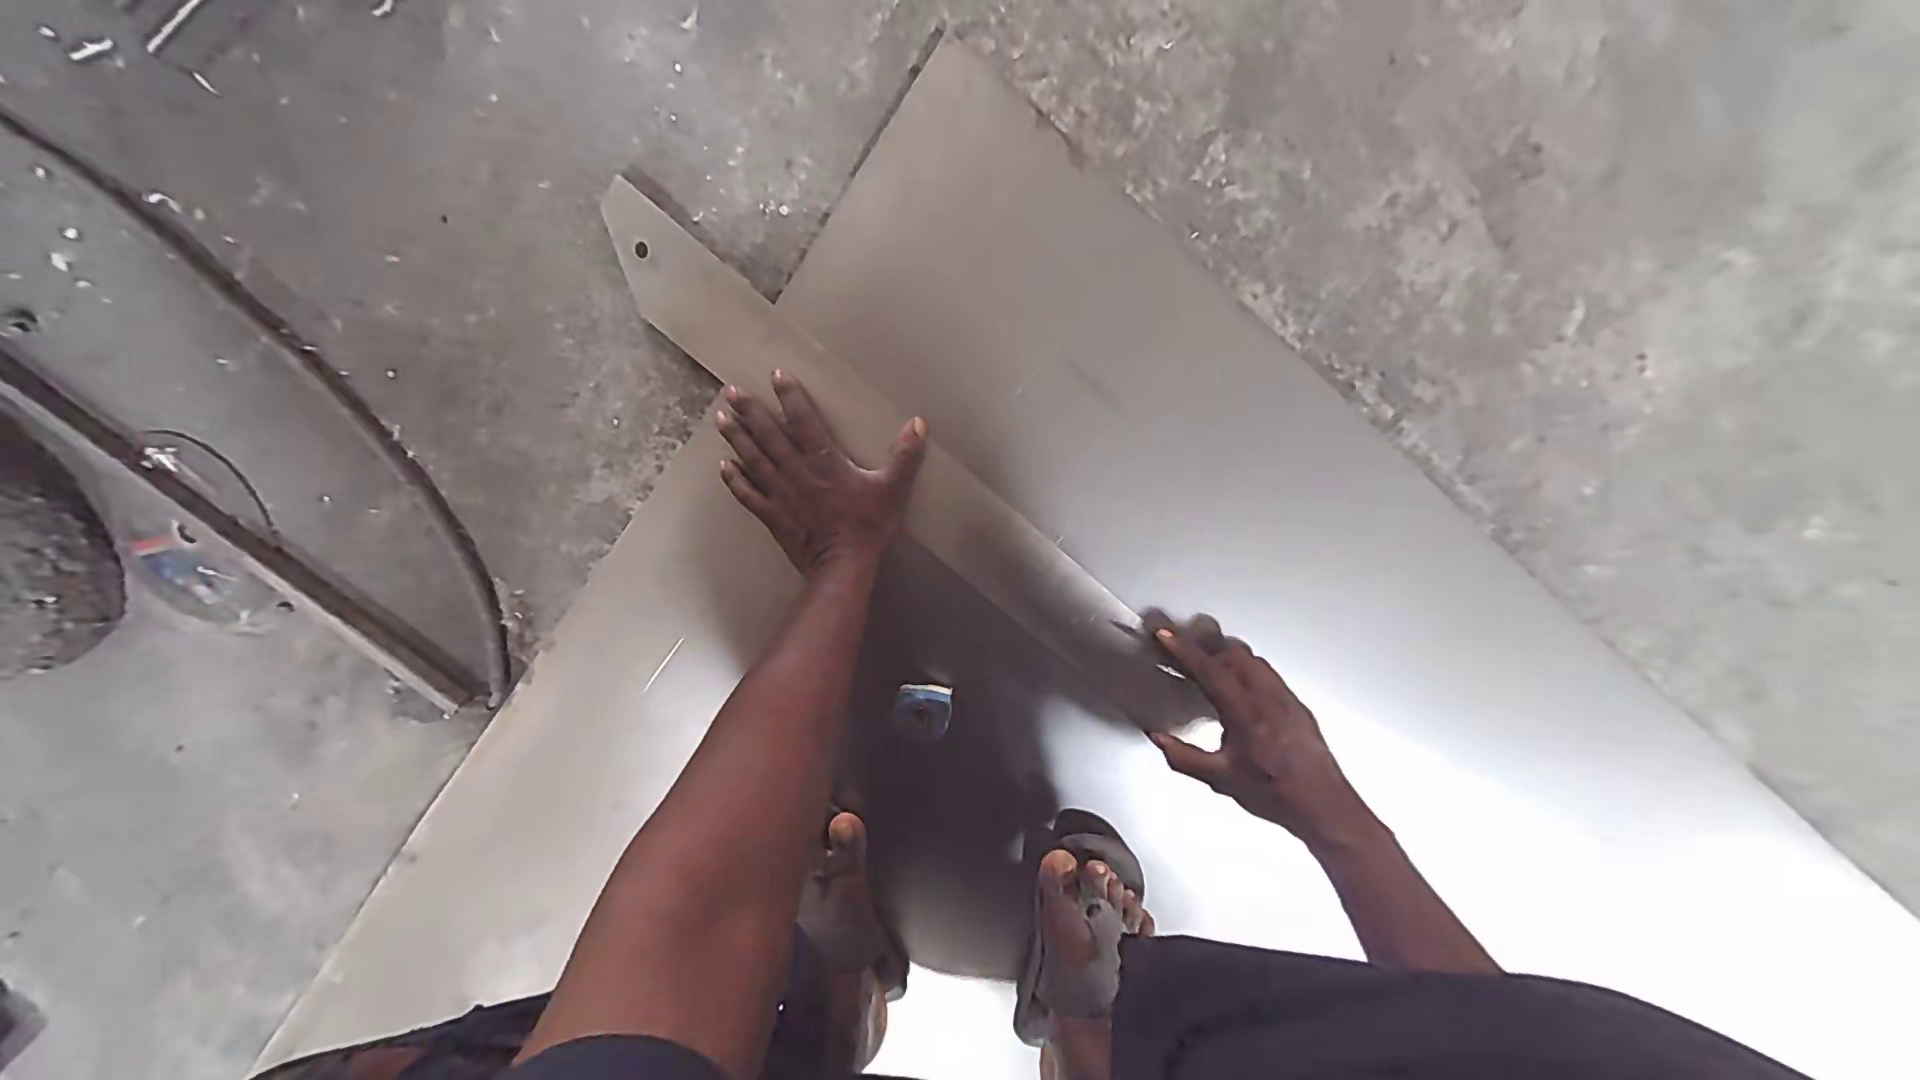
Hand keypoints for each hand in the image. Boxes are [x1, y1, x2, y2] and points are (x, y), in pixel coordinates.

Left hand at [715, 370, 927, 578]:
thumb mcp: (894, 489)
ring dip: (736, 437)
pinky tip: (723, 467)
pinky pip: (748, 494)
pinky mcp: (772, 516)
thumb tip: (918, 424)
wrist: (842, 566)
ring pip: (753, 459)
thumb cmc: (867, 526)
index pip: (803, 421)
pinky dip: (734, 480)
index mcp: (824, 461)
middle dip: (750, 411)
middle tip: (731, 391)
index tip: (777, 375)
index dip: (790, 397)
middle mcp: (796, 471)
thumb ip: (906, 455)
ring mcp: (780, 494)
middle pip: (768, 435)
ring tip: (721, 417)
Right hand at [1149, 623, 1380, 850]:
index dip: (1184, 650)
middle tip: (1184, 657)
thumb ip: (1183, 758)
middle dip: (1205, 652)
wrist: (1325, 809)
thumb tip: (1159, 739)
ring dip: (1228, 660)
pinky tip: (1241, 691)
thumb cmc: (1279, 795)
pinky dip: (1248, 672)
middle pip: (1233, 655)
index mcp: (1247, 714)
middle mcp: (1270, 700)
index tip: (1166, 636)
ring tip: (1210, 671)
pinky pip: (1269, 674)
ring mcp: (1287, 700)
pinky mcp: (1298, 706)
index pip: (1210, 670)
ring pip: (1254, 661)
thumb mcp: (1222, 780)